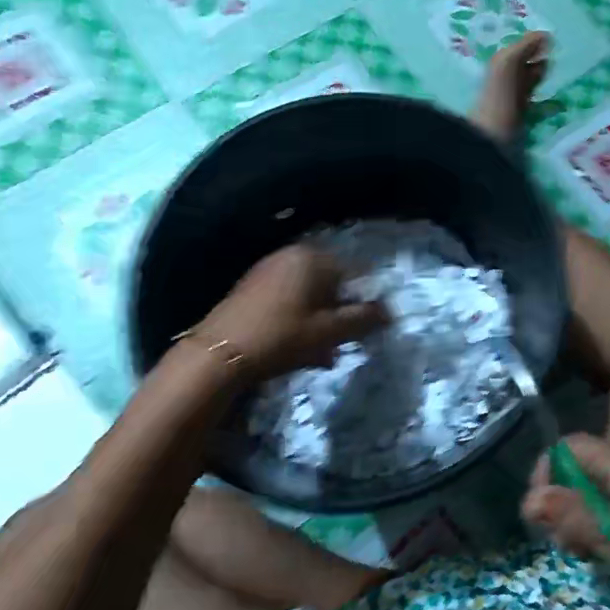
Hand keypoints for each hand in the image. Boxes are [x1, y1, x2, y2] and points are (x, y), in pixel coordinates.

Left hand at [193, 245, 385, 379]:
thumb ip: (364, 318)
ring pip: (311, 295)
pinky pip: (290, 301)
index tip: (369, 326)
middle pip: (332, 284)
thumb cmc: (283, 336)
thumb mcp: (331, 331)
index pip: (357, 273)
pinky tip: (303, 348)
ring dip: (323, 321)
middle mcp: (291, 255)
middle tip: (346, 342)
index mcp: (314, 258)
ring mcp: (268, 270)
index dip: (367, 300)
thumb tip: (389, 312)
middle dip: (343, 313)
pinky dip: (302, 320)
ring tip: (325, 352)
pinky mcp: (252, 289)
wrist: (219, 354)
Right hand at [521, 434, 609, 600]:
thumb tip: (528, 501)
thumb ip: (575, 516)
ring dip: (586, 512)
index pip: (570, 446)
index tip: (542, 509)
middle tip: (566, 538)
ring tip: (588, 548)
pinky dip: (609, 518)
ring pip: (602, 485)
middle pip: (584, 466)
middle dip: (565, 498)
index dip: (547, 471)